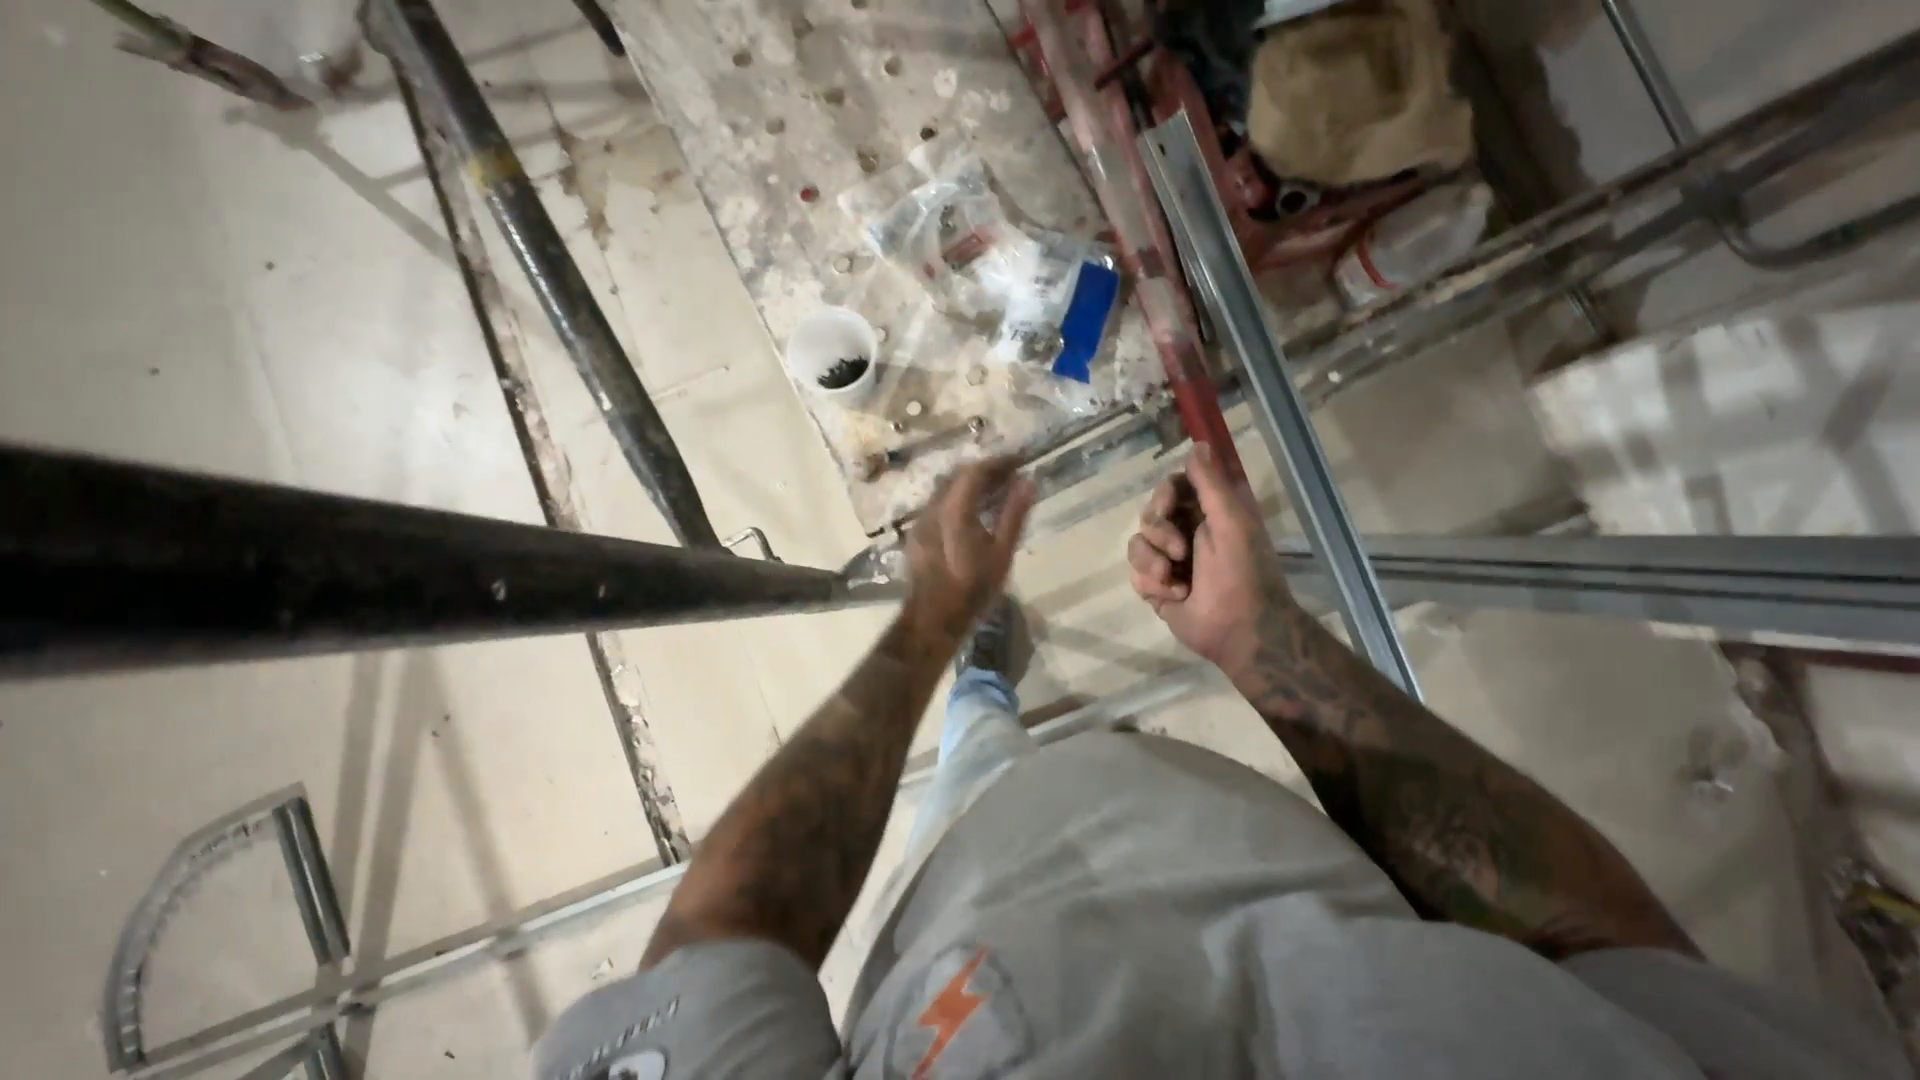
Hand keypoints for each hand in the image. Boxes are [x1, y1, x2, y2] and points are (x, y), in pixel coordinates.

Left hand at [902, 457, 1035, 643]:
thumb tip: (1028, 482)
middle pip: (958, 476)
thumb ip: (1013, 515)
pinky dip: (958, 499)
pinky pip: (938, 504)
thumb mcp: (1001, 554)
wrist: (933, 618)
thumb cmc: (972, 589)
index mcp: (954, 509)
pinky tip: (973, 512)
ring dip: (970, 484)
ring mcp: (921, 520)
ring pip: (946, 489)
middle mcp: (933, 508)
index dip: (999, 461)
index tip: (1020, 460)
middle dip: (985, 470)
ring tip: (996, 491)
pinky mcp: (917, 533)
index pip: (975, 470)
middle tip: (1010, 474)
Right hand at [1127, 444, 1291, 673]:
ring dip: (1152, 563)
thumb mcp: (1231, 521)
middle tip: (1179, 551)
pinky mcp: (1156, 589)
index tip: (1169, 505)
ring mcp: (1169, 563)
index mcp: (1207, 514)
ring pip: (1137, 545)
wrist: (1240, 630)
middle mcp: (1186, 534)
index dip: (1164, 495)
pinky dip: (1152, 585)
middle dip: (1158, 532)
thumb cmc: (1243, 572)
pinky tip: (1175, 596)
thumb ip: (1210, 483)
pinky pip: (1134, 574)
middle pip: (1149, 515)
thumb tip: (1199, 443)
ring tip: (1174, 581)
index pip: (1172, 488)